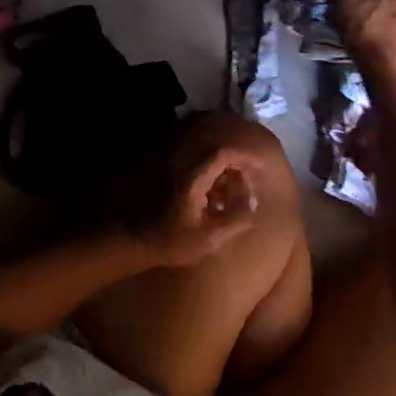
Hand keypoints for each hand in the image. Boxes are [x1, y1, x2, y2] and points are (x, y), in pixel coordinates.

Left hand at [135, 146, 261, 266]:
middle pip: (215, 153)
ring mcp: (173, 166)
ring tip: (231, 197)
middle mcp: (182, 164)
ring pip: (205, 160)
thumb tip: (252, 198)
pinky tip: (212, 201)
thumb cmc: (171, 241)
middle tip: (247, 185)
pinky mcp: (167, 172)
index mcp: (193, 177)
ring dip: (222, 173)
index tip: (261, 166)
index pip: (223, 154)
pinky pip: (194, 166)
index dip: (245, 156)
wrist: (134, 239)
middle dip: (235, 166)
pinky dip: (209, 177)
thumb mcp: (209, 237)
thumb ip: (235, 217)